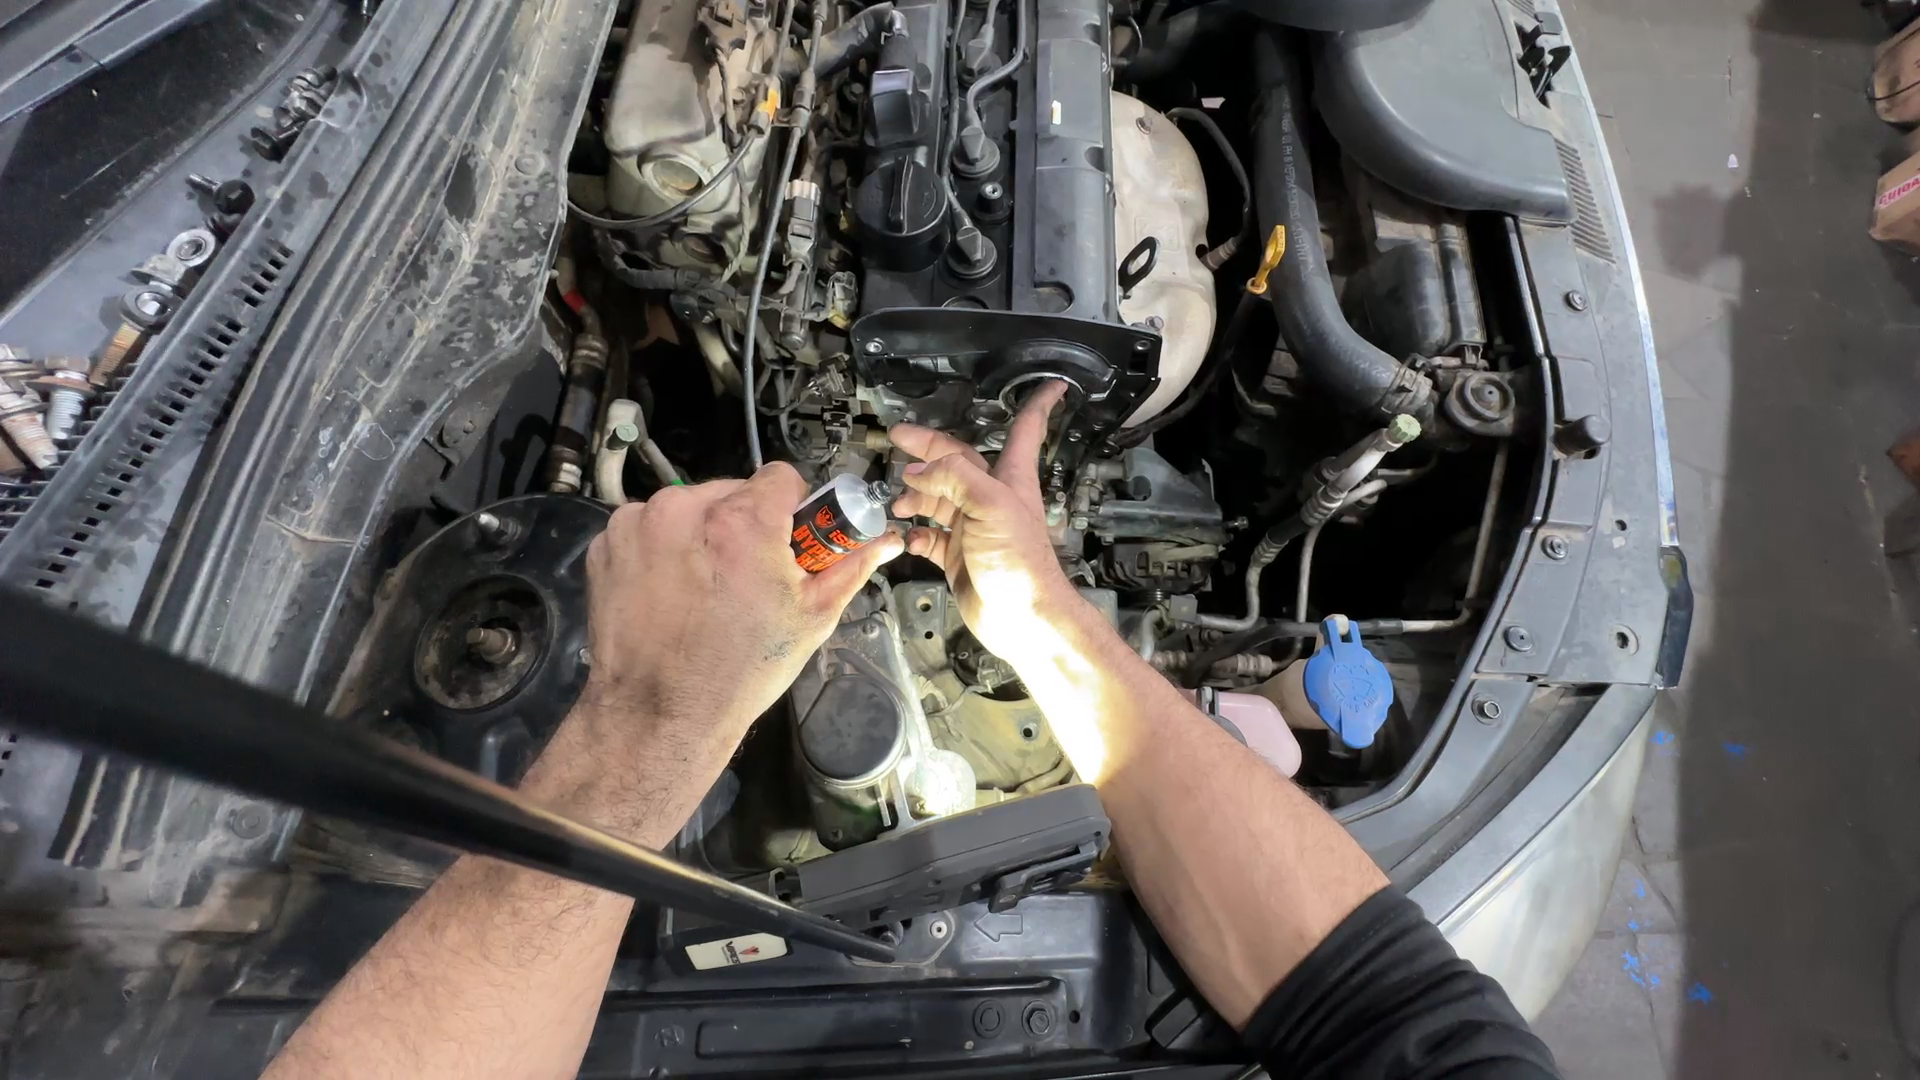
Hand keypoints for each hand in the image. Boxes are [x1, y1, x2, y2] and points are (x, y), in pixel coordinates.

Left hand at [580, 463, 903, 748]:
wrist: (660, 714)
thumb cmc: (741, 669)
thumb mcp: (812, 617)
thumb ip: (851, 566)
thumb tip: (886, 543)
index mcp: (742, 521)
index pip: (781, 476)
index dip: (793, 506)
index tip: (790, 536)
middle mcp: (686, 509)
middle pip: (735, 492)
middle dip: (747, 523)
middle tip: (750, 571)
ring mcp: (639, 524)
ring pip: (691, 506)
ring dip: (704, 532)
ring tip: (708, 584)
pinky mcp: (608, 544)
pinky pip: (651, 526)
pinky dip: (665, 547)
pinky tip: (674, 588)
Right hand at [889, 381, 1080, 660]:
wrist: (1020, 617)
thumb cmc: (1018, 561)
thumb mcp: (991, 504)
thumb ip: (954, 478)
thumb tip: (916, 470)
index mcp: (1009, 478)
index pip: (1026, 429)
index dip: (1039, 403)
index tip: (1054, 384)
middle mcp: (991, 498)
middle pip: (957, 462)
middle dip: (928, 449)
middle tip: (896, 438)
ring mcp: (974, 527)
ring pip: (939, 499)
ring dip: (915, 495)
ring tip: (897, 501)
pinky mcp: (959, 556)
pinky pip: (931, 537)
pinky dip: (916, 534)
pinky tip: (906, 536)